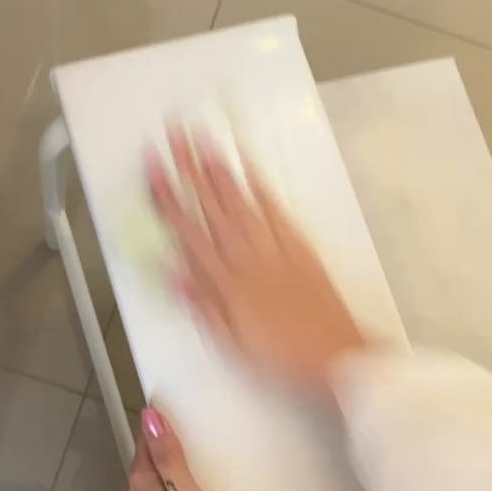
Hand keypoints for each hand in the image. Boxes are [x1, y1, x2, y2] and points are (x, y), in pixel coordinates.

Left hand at [124, 406, 224, 490]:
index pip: (146, 436)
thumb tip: (148, 414)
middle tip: (198, 425)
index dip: (162, 420)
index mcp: (141, 482)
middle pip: (147, 456)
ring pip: (152, 477)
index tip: (183, 405)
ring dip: (170, 463)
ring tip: (199, 453)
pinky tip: (189, 490)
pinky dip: (171, 485)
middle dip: (167, 439)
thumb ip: (168, 458)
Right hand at [147, 124, 370, 396]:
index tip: (154, 165)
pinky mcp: (300, 248)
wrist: (337, 358)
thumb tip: (171, 270)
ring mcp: (275, 249)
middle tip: (175, 133)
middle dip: (190, 167)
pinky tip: (247, 167)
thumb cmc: (281, 355)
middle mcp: (248, 257)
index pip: (188, 230)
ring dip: (221, 169)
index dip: (168, 195)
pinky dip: (261, 187)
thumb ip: (202, 303)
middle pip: (212, 205)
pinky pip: (276, 211)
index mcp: (226, 282)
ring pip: (242, 202)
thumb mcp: (232, 341)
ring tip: (204, 139)